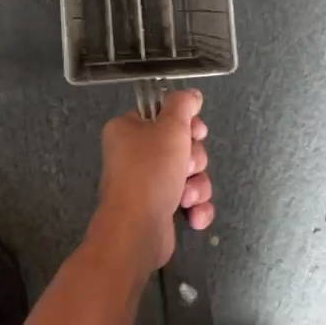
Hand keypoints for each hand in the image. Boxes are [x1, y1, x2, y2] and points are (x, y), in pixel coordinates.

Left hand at [90, 89, 213, 271]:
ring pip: (190, 174)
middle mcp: (134, 154)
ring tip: (186, 197)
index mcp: (128, 129)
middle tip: (187, 166)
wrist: (137, 230)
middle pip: (182, 145)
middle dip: (194, 159)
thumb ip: (183, 105)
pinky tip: (192, 216)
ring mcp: (146, 183)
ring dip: (196, 185)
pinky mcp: (159, 208)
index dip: (186, 123)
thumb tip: (192, 94)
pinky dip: (195, 208)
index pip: (165, 115)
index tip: (195, 132)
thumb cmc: (150, 171)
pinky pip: (189, 200)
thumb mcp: (170, 127)